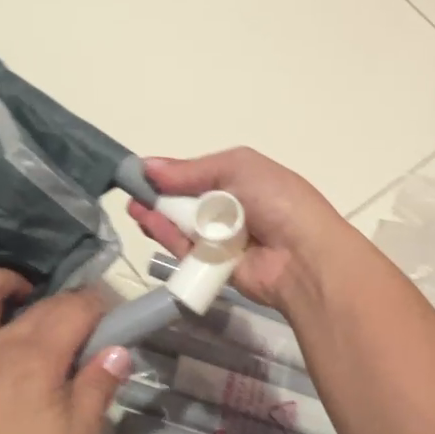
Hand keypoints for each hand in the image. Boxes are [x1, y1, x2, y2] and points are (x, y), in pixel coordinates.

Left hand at [0, 270, 132, 433]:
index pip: (76, 308)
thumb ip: (95, 392)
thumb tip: (118, 350)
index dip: (102, 305)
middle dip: (68, 304)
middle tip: (88, 330)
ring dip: (5, 289)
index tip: (118, 320)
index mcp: (37, 359)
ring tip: (23, 303)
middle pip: (38, 304)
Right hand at [126, 148, 362, 311]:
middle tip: (131, 190)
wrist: (303, 256)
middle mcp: (230, 210)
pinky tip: (147, 222)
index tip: (141, 171)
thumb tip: (149, 166)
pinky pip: (184, 250)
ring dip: (156, 215)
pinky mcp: (212, 267)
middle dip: (158, 194)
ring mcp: (221, 240)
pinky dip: (166, 236)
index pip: (198, 175)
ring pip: (181, 226)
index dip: (171, 173)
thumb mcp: (237, 167)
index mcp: (242, 181)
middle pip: (185, 201)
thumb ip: (192, 170)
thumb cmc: (277, 201)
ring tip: (133, 206)